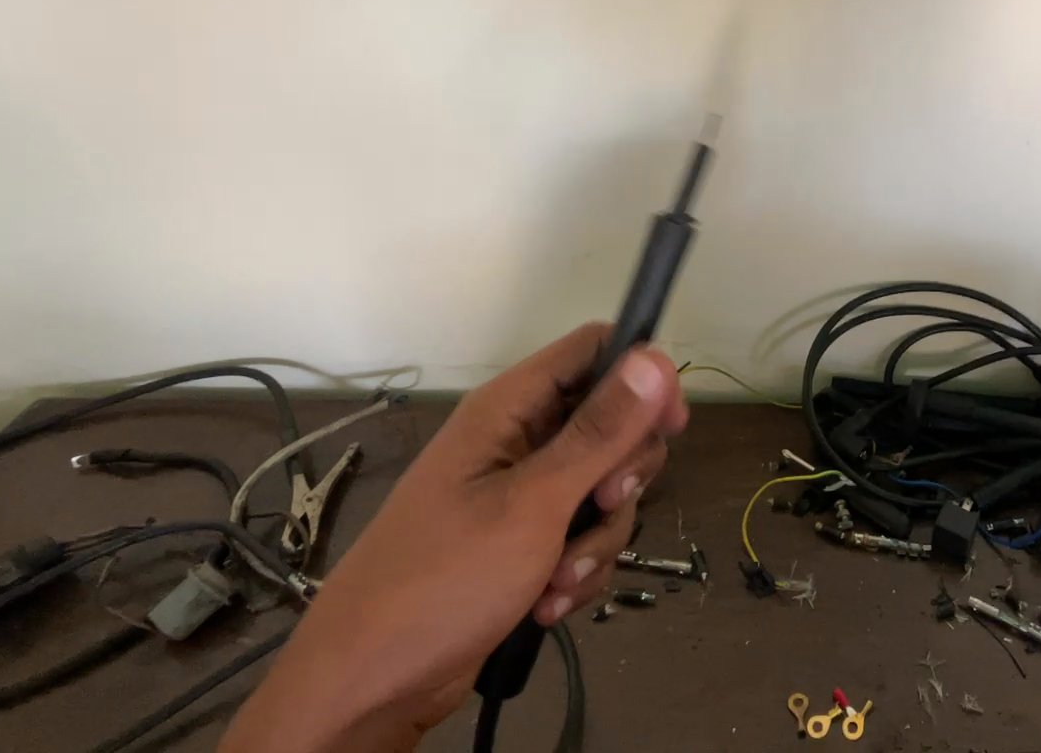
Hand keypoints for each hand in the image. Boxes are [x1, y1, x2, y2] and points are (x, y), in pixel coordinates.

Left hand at [222, 323, 686, 752]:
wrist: (370, 689)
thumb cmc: (442, 581)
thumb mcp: (533, 503)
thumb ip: (600, 431)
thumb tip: (655, 358)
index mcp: (512, 406)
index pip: (596, 350)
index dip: (641, 375)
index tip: (670, 423)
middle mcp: (522, 438)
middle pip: (614, 423)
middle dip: (621, 474)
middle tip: (603, 504)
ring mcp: (527, 491)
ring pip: (607, 487)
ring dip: (598, 537)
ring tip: (559, 577)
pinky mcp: (530, 538)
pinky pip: (586, 533)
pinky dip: (579, 568)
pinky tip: (547, 600)